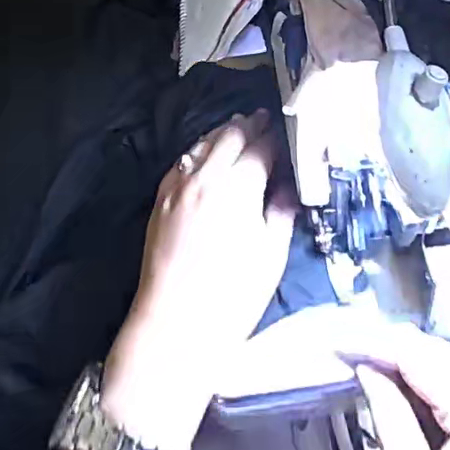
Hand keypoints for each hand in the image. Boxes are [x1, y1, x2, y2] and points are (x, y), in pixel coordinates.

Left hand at [97, 112, 294, 449]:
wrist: (173, 328)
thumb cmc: (233, 295)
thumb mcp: (273, 251)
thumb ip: (282, 209)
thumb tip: (287, 186)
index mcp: (239, 185)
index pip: (263, 146)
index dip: (278, 138)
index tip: (287, 136)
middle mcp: (207, 176)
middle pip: (232, 135)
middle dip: (252, 125)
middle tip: (266, 121)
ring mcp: (179, 186)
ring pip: (204, 142)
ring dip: (225, 132)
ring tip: (240, 128)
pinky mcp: (161, 200)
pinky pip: (183, 161)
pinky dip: (200, 150)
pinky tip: (207, 154)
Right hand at [339, 324, 449, 449]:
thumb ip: (393, 424)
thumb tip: (366, 371)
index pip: (412, 350)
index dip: (368, 342)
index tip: (333, 343)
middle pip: (430, 350)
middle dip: (385, 349)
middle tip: (342, 353)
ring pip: (445, 362)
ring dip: (405, 365)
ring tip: (363, 368)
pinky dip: (429, 384)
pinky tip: (403, 393)